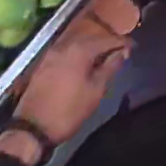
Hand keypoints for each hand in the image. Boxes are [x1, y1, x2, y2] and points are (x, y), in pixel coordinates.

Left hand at [7, 20, 130, 146]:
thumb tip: (122, 53)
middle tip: (121, 51)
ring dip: (92, 47)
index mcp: (80, 49)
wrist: (31, 128)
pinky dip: (79, 53)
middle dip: (107, 42)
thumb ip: (110, 68)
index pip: (107, 39)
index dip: (122, 43)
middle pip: (92, 37)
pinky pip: (67, 51)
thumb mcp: (95, 91)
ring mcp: (52, 53)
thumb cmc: (68, 111)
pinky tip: (84, 63)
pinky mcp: (44, 63)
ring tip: (104, 57)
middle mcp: (65, 45)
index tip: (134, 47)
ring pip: (78, 43)